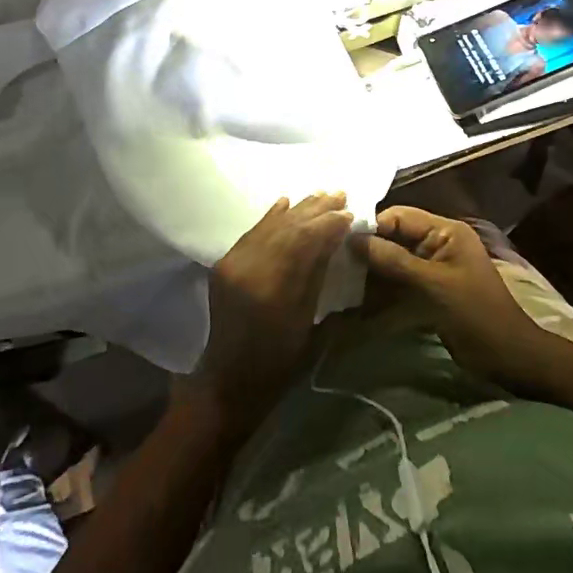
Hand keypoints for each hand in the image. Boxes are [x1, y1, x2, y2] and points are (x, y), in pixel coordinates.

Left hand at [190, 193, 353, 431]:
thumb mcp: (307, 319)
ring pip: (268, 226)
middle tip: (339, 195)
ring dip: (295, 210)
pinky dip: (270, 217)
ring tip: (320, 195)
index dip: (326, 224)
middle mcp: (247, 267)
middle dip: (313, 210)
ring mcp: (231, 263)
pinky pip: (251, 233)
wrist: (231, 377)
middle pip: (285, 228)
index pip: (302, 240)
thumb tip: (333, 236)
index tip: (348, 213)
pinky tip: (285, 202)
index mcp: (271, 287)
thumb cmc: (279, 359)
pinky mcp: (224, 263)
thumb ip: (317, 273)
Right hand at [357, 206, 555, 391]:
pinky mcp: (428, 290)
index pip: (398, 216)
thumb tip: (354, 239)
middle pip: (393, 236)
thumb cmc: (477, 315)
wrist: (510, 359)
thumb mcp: (434, 285)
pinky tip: (356, 298)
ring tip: (339, 280)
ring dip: (370, 271)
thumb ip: (394, 260)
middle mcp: (437, 242)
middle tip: (334, 262)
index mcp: (446, 231)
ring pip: (392, 260)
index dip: (371, 226)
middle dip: (367, 249)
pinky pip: (398, 281)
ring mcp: (432, 267)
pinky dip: (380, 288)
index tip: (339, 241)